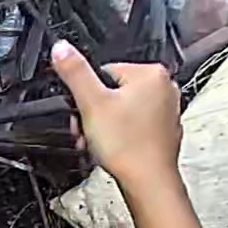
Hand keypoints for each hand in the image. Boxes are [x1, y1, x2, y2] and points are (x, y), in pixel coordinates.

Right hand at [50, 41, 181, 189]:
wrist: (147, 179)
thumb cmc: (126, 145)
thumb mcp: (91, 103)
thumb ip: (75, 72)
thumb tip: (61, 47)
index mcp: (150, 73)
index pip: (102, 73)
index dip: (85, 95)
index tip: (83, 114)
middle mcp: (163, 87)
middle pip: (111, 91)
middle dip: (93, 113)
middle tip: (88, 131)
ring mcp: (166, 109)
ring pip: (120, 110)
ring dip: (102, 126)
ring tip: (99, 142)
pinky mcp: (162, 129)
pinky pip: (132, 125)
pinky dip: (119, 135)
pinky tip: (114, 148)